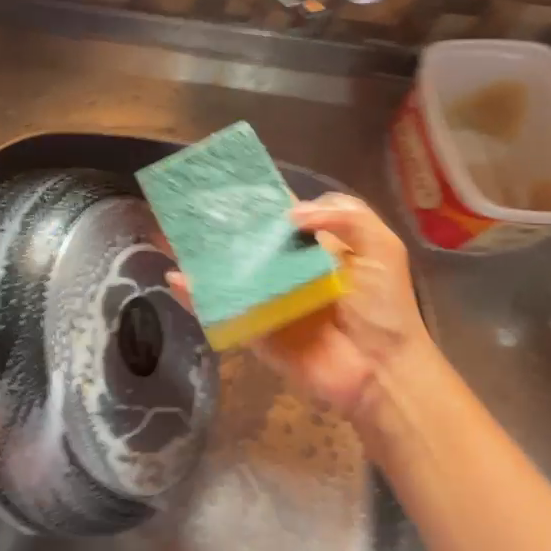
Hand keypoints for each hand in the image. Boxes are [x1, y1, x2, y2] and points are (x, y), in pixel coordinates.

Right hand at [170, 193, 432, 421]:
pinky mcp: (252, 329)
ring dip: (195, 255)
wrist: (383, 371)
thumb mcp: (381, 246)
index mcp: (309, 245)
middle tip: (179, 204)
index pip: (272, 214)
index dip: (249, 198)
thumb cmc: (385, 307)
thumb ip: (344, 215)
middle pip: (240, 240)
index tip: (218, 179)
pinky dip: (195, 297)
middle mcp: (281, 268)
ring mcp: (263, 299)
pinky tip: (176, 280)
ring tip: (165, 235)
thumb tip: (288, 213)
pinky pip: (219, 311)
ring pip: (223, 272)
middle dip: (211, 223)